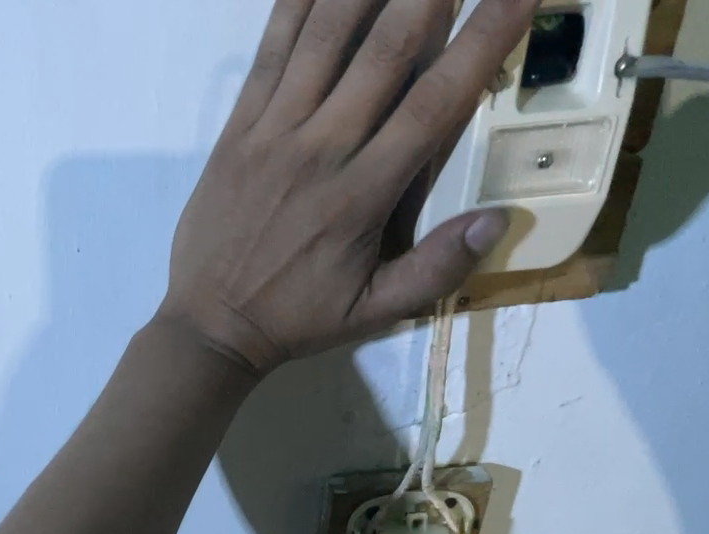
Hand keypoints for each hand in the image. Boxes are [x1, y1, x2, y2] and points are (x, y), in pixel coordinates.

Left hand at [160, 0, 538, 375]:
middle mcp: (320, 151)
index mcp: (361, 196)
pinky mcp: (235, 131)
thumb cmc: (295, 320)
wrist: (210, 326)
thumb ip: (434, 270)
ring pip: (325, 35)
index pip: (435, 103)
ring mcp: (272, 135)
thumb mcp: (371, 314)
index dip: (484, 38)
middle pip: (386, 48)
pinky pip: (268, 53)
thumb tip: (499, 219)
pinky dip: (295, 3)